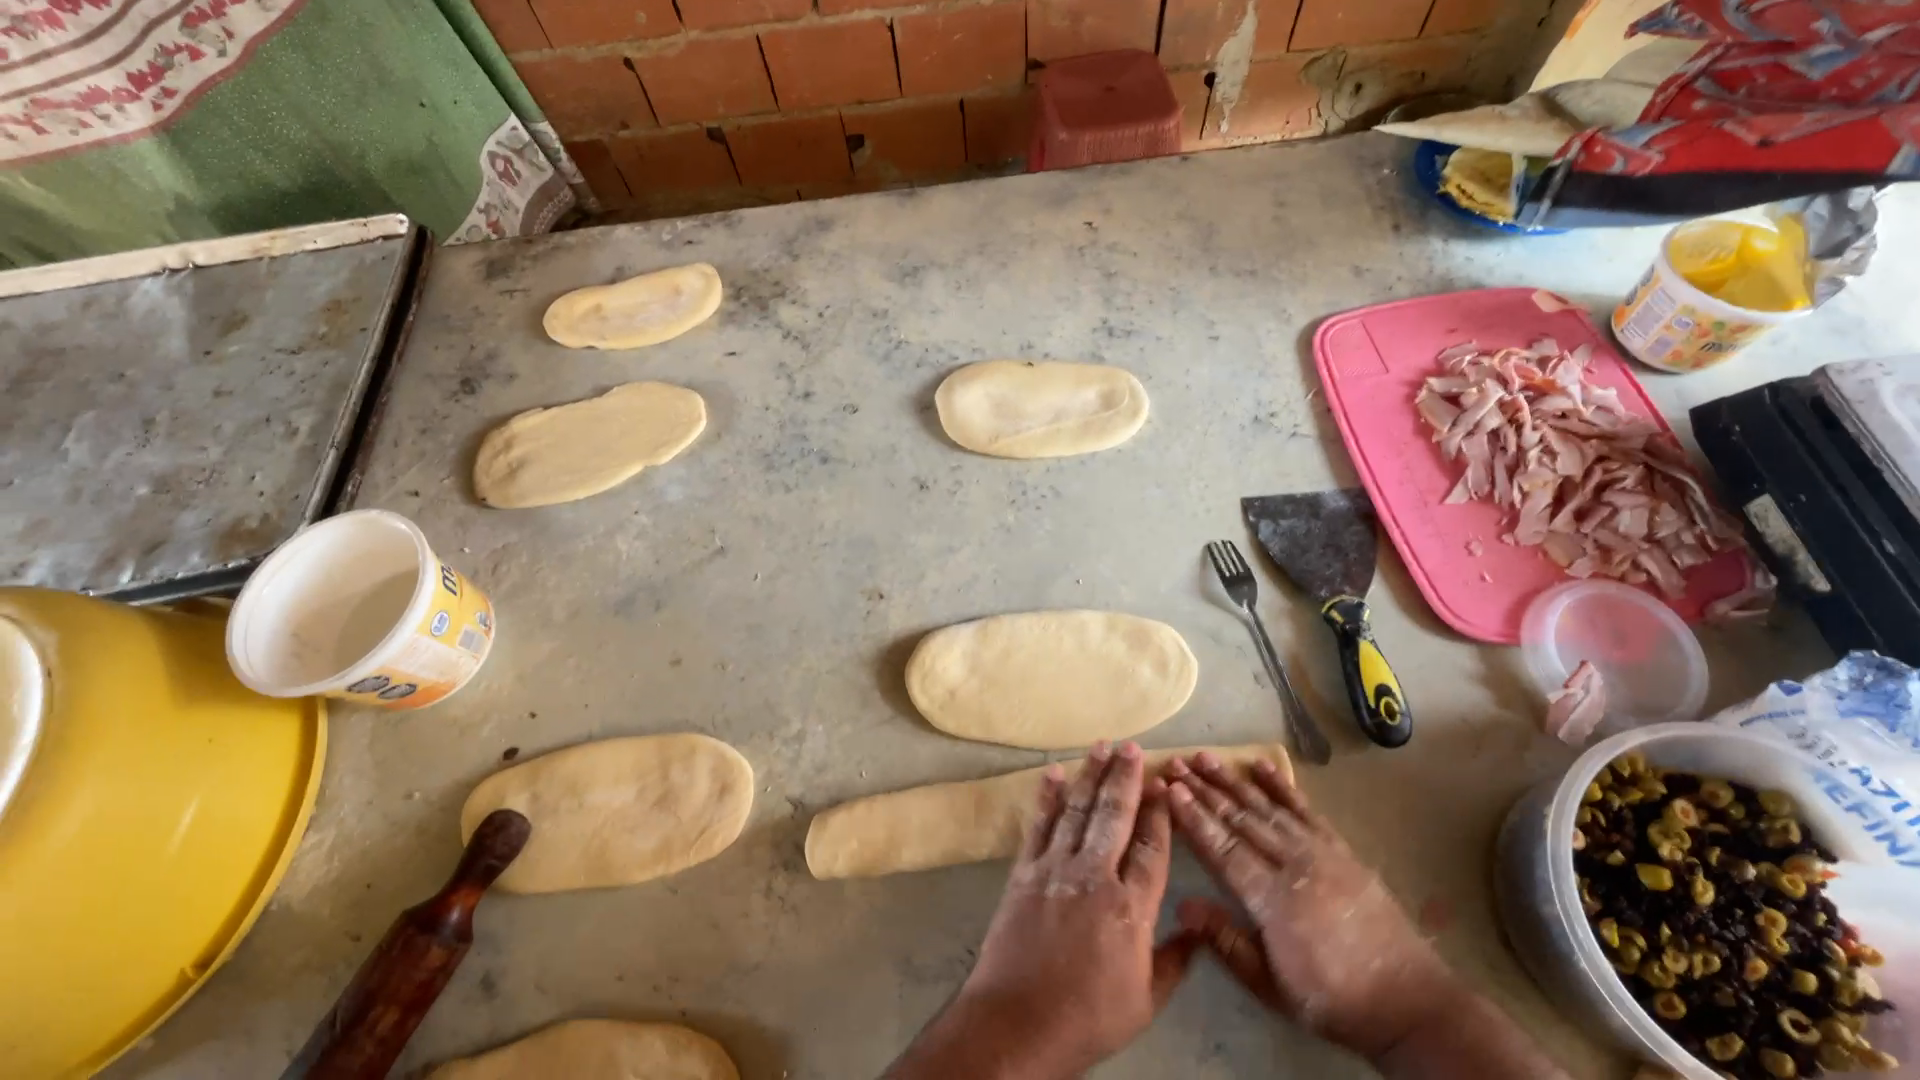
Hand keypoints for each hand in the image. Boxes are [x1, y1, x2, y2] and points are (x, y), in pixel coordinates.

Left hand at [886, 742, 1198, 1079]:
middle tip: (1133, 747)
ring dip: (1090, 776)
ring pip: (1078, 812)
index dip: (1159, 813)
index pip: (1151, 848)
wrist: (1017, 1022)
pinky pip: (1039, 826)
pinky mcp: (1024, 873)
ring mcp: (1056, 870)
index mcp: (1131, 908)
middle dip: (1125, 778)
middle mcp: (1095, 877)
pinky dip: (1047, 798)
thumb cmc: (1088, 1016)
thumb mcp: (1147, 999)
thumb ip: (1176, 959)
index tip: (1165, 784)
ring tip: (1101, 746)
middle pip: (1115, 816)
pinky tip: (1054, 774)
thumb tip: (1198, 928)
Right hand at [1163, 753, 1452, 1061]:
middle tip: (1176, 764)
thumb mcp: (1271, 986)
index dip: (1194, 818)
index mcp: (1273, 900)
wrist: (1409, 1002)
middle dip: (1205, 790)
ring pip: (1268, 808)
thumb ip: (1226, 942)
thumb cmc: (1331, 999)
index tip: (1170, 790)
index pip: (1223, 849)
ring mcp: (1321, 853)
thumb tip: (1181, 905)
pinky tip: (1261, 766)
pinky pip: (1306, 810)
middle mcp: (1295, 866)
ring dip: (1233, 781)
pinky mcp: (1342, 850)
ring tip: (1205, 757)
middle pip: (1241, 820)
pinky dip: (1282, 786)